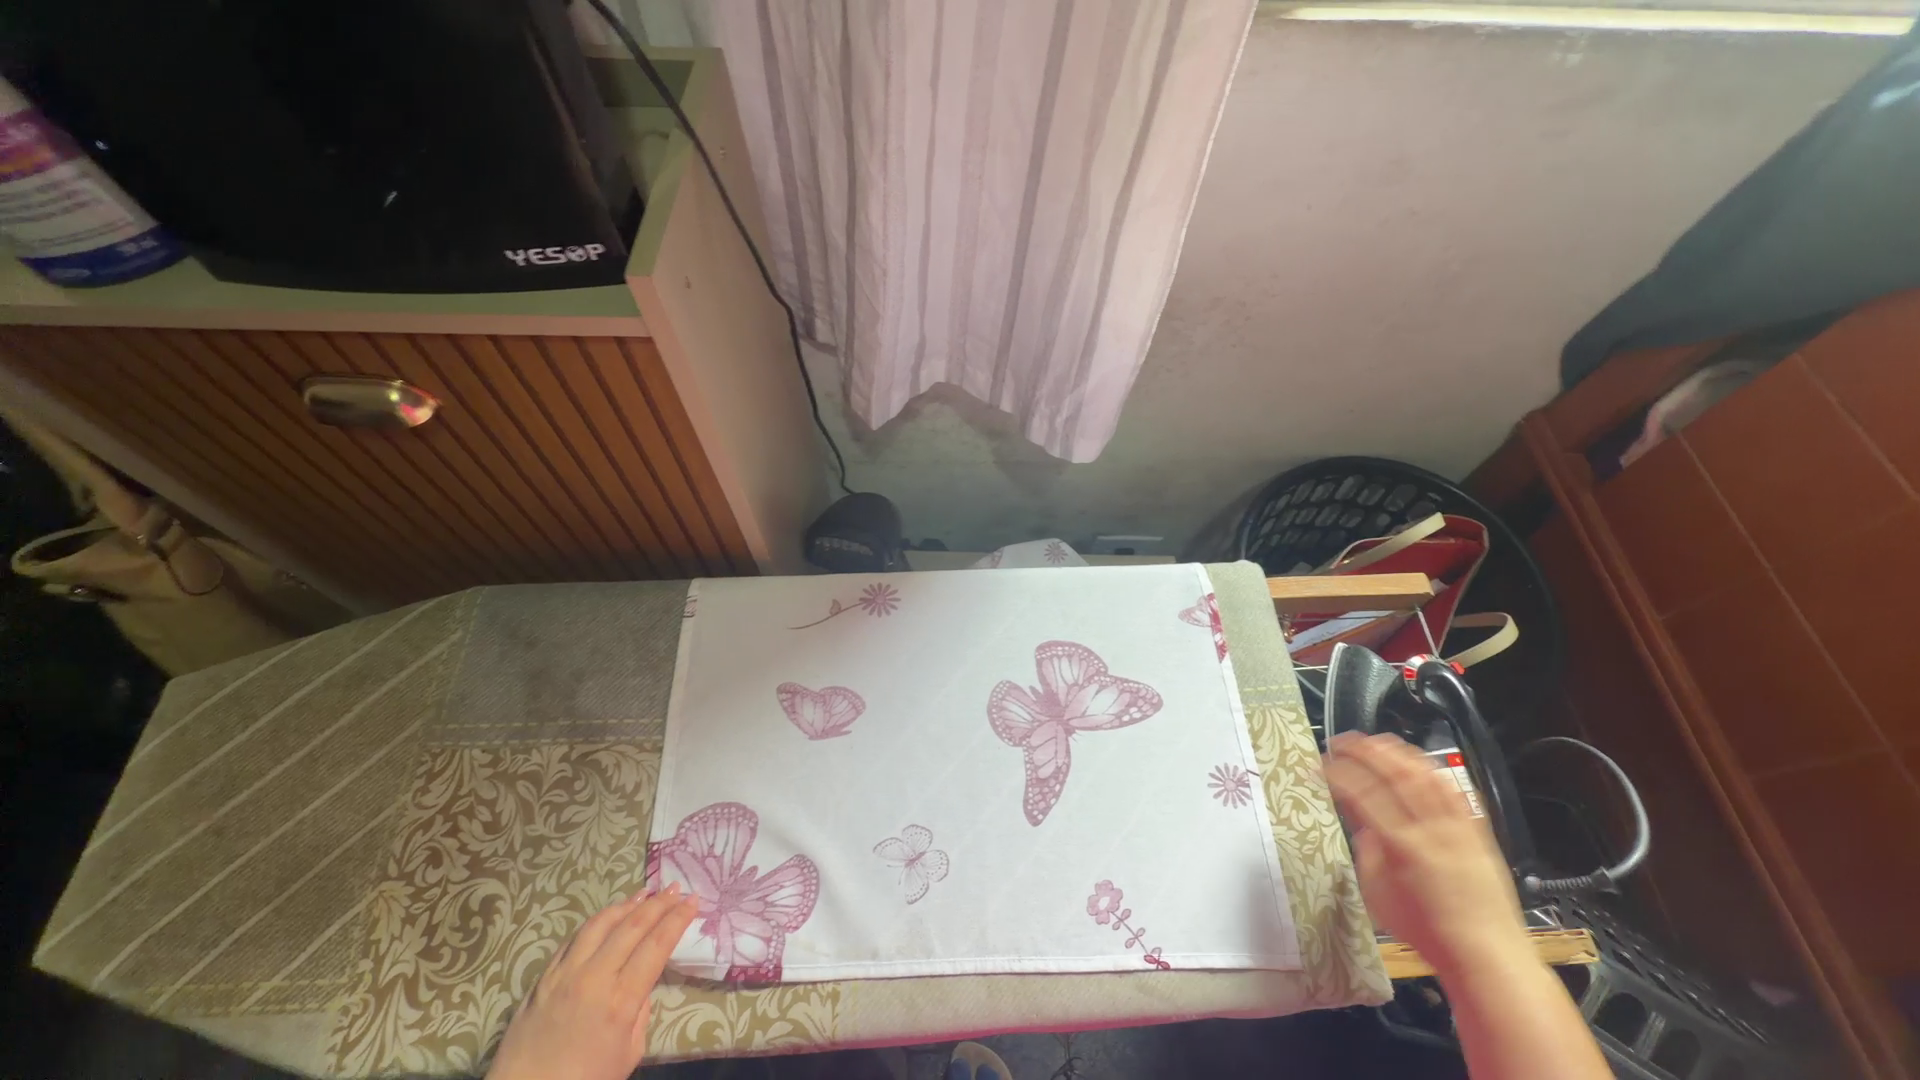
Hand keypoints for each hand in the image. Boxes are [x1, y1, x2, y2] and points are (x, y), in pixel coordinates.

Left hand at [486, 883, 699, 1079]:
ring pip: (601, 923)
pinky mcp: (544, 976)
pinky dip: (598, 921)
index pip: (657, 945)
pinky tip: (609, 917)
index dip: (678, 919)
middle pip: (633, 926)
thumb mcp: (629, 1053)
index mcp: (621, 1000)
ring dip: (628, 904)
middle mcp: (594, 977)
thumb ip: (640, 1012)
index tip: (693, 901)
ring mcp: (566, 972)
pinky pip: (575, 937)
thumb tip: (642, 982)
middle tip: (676, 889)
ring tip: (646, 894)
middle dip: (659, 904)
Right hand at [1324, 732, 1527, 974]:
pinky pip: (1455, 790)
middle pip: (1395, 774)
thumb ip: (1367, 850)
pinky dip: (1432, 770)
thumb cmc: (1426, 931)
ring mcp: (1459, 828)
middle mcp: (1432, 830)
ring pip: (1427, 774)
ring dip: (1397, 752)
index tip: (1320, 764)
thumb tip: (1361, 822)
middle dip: (1364, 751)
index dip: (1337, 773)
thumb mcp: (1377, 893)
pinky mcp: (1478, 832)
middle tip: (1342, 742)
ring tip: (1376, 743)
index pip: (1362, 794)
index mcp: (1402, 847)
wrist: (1485, 954)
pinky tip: (1418, 763)